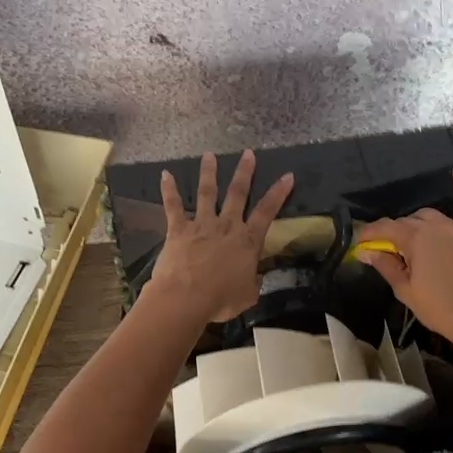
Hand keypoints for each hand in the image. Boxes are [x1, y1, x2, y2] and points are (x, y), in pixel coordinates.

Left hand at [146, 150, 294, 323]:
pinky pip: (173, 206)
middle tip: (248, 154)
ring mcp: (201, 224)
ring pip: (207, 193)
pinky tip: (165, 174)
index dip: (279, 193)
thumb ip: (253, 281)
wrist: (186, 297)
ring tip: (209, 155)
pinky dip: (169, 190)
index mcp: (247, 241)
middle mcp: (226, 225)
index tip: (287, 175)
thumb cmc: (221, 298)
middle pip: (237, 193)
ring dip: (208, 173)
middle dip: (244, 172)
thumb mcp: (248, 294)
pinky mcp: (178, 229)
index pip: (267, 212)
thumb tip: (256, 277)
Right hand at [355, 164, 452, 350]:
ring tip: (413, 242)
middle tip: (389, 255)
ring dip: (417, 225)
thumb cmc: (440, 308)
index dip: (369, 235)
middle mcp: (433, 225)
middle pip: (407, 223)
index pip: (384, 229)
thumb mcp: (406, 290)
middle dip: (394, 236)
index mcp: (414, 239)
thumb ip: (386, 266)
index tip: (359, 245)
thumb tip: (366, 252)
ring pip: (429, 217)